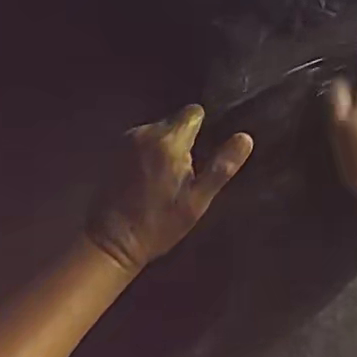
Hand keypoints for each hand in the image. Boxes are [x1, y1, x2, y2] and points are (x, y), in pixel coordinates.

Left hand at [84, 105, 252, 274]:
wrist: (110, 243)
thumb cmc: (159, 224)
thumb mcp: (196, 201)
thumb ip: (221, 167)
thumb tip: (246, 137)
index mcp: (169, 141)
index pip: (194, 112)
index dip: (202, 129)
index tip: (199, 154)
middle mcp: (147, 132)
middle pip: (175, 120)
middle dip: (182, 139)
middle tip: (181, 173)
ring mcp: (127, 139)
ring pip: (158, 129)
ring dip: (164, 144)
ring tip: (161, 177)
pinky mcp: (114, 148)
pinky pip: (141, 139)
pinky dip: (146, 151)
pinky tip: (144, 177)